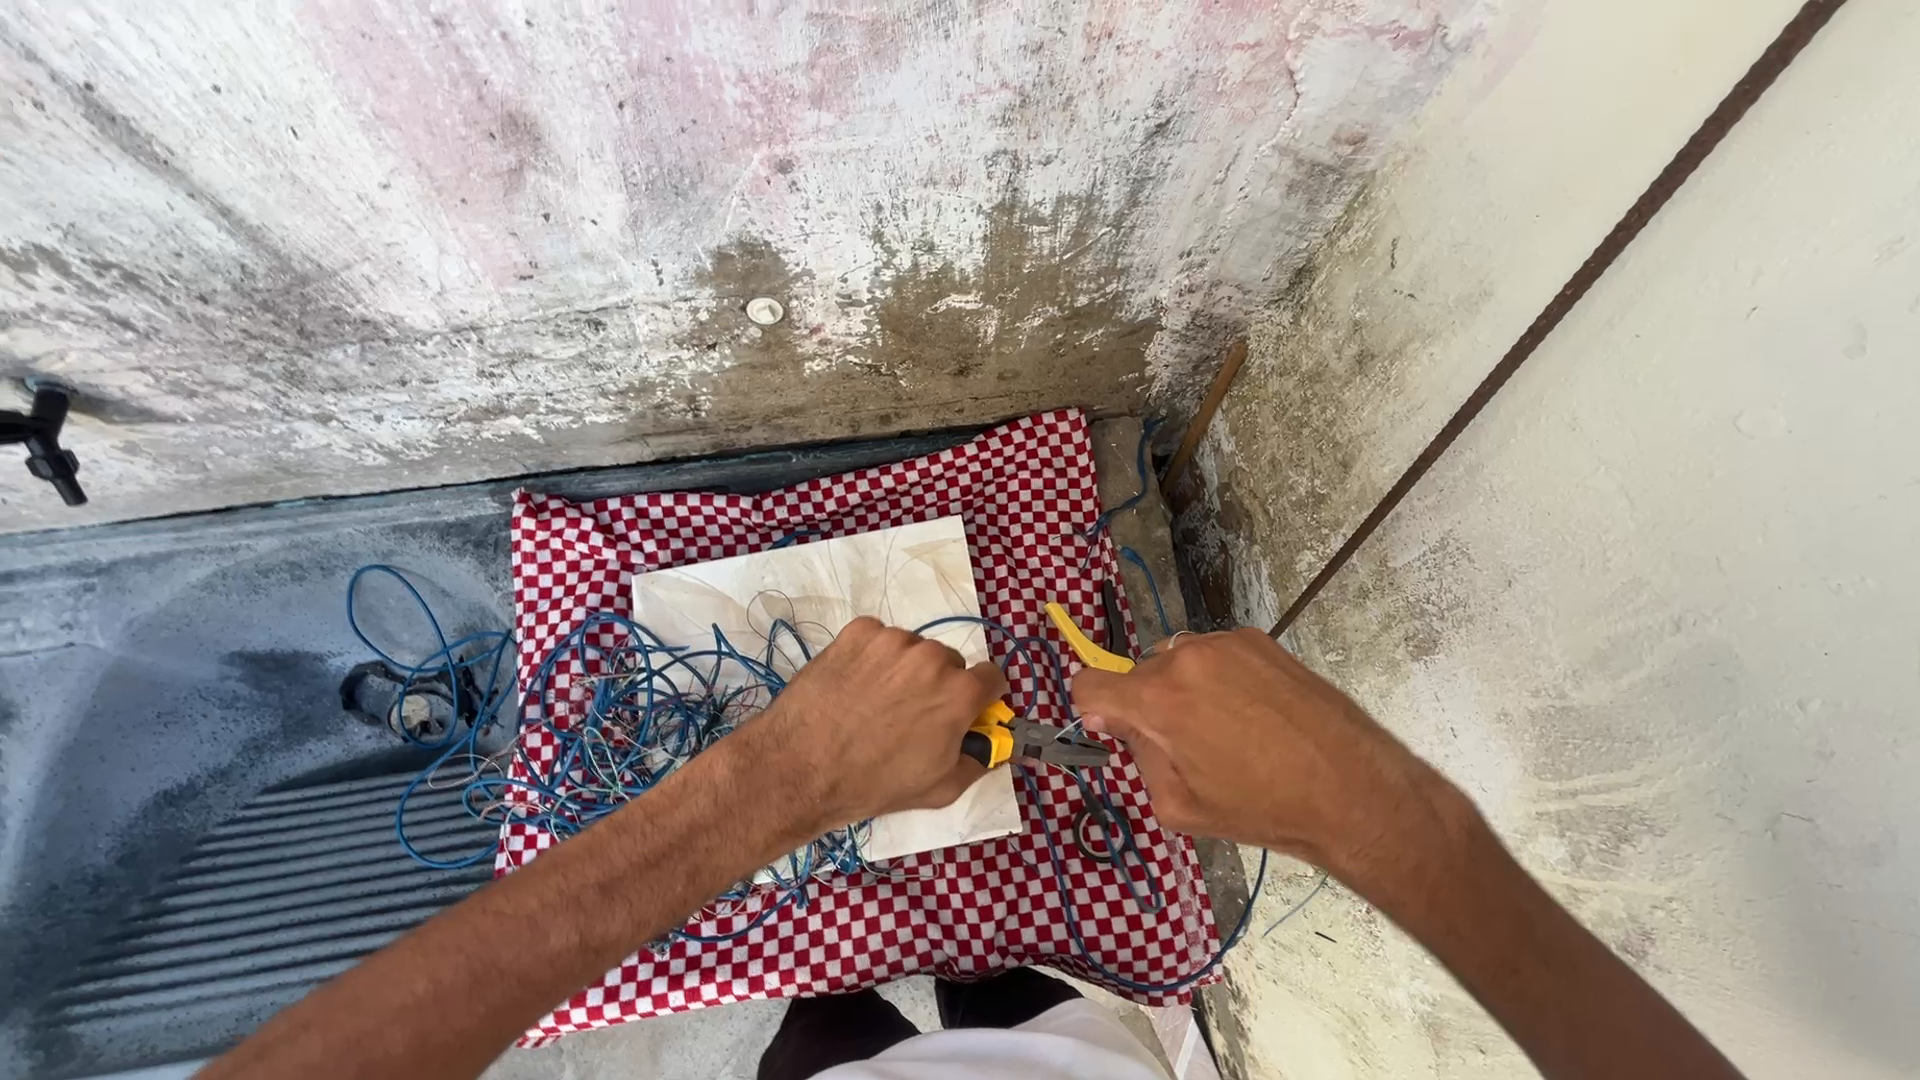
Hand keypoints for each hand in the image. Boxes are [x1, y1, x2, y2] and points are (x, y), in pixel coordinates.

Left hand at [738, 617, 1007, 831]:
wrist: (800, 766)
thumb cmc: (874, 784)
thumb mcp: (941, 788)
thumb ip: (980, 760)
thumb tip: (999, 744)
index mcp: (960, 692)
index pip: (992, 676)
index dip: (980, 697)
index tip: (964, 710)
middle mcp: (932, 656)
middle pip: (950, 662)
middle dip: (938, 684)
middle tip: (909, 714)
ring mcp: (893, 639)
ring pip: (913, 649)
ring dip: (904, 669)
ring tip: (874, 703)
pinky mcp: (858, 631)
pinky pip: (879, 638)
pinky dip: (872, 657)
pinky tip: (854, 686)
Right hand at [1071, 628, 1466, 880]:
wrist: (1353, 790)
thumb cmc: (1262, 809)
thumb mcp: (1178, 804)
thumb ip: (1137, 756)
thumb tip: (1119, 722)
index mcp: (1158, 699)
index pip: (1087, 683)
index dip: (1092, 711)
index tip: (1118, 733)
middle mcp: (1184, 656)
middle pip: (1134, 673)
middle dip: (1144, 704)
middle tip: (1182, 743)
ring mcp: (1223, 642)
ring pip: (1173, 659)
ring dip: (1178, 686)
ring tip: (1222, 726)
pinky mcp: (1257, 639)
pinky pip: (1211, 653)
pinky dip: (1214, 676)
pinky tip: (1249, 710)